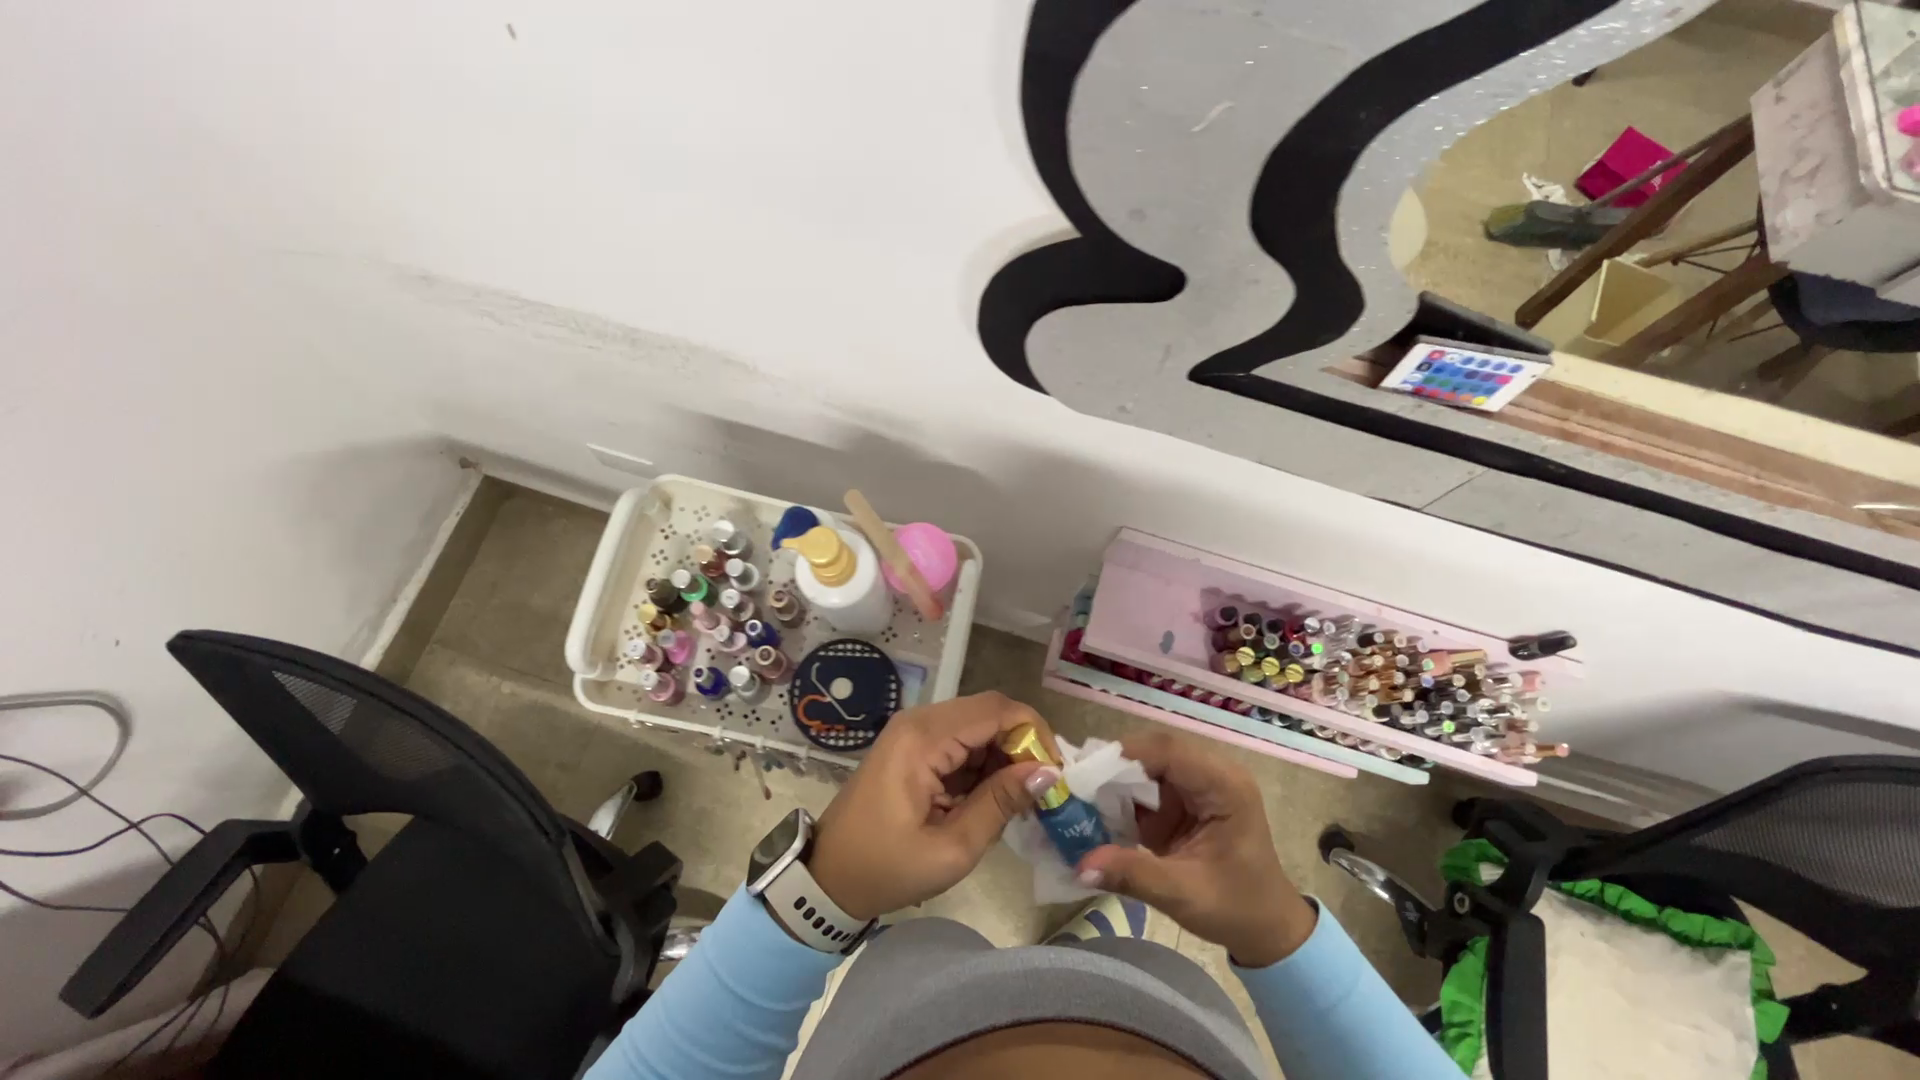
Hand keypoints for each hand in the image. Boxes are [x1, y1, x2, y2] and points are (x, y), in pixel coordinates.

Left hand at [808, 692, 1050, 920]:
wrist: (826, 877)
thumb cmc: (885, 869)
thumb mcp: (951, 848)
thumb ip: (1000, 804)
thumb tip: (1047, 773)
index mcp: (923, 739)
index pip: (997, 709)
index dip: (1034, 734)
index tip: (1054, 775)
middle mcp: (918, 721)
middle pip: (989, 712)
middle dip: (1022, 746)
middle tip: (1041, 792)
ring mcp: (913, 732)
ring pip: (977, 725)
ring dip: (1004, 756)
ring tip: (1019, 801)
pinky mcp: (912, 747)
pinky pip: (960, 741)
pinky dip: (982, 764)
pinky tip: (991, 799)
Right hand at [1074, 732, 1316, 967]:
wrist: (1266, 929)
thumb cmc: (1236, 908)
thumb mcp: (1183, 894)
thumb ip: (1133, 874)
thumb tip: (1080, 864)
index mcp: (1225, 787)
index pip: (1170, 751)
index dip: (1126, 754)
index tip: (1086, 772)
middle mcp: (1213, 776)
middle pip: (1155, 754)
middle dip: (1114, 769)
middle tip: (1075, 787)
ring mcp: (1197, 788)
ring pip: (1146, 768)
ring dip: (1115, 783)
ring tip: (1079, 800)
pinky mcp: (1184, 803)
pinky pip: (1147, 789)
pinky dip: (1122, 800)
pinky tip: (1097, 815)